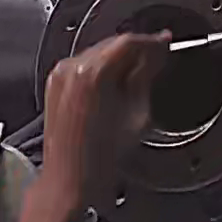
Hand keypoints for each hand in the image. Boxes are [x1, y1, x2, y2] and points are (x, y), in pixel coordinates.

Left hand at [39, 33, 165, 210]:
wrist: (69, 180)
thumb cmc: (99, 159)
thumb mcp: (137, 114)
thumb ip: (147, 75)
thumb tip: (157, 54)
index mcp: (94, 73)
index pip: (128, 42)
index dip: (151, 41)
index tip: (165, 42)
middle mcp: (73, 68)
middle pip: (112, 44)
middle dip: (136, 49)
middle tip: (157, 55)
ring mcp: (62, 74)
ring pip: (99, 52)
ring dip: (119, 57)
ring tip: (137, 72)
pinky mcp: (56, 82)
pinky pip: (85, 64)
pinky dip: (102, 68)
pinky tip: (114, 83)